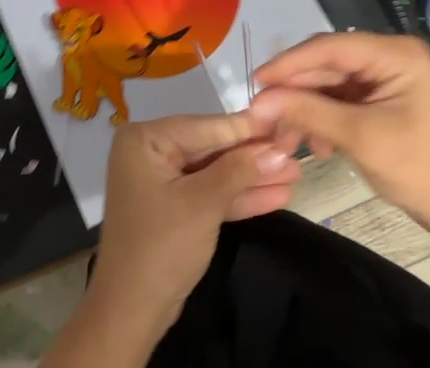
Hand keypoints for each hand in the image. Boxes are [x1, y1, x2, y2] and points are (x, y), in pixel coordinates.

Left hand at [91, 113, 301, 323]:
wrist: (133, 308)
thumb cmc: (162, 245)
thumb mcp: (203, 203)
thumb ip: (239, 171)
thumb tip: (279, 149)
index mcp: (144, 140)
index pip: (204, 127)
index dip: (247, 128)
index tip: (284, 121)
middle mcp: (149, 152)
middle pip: (211, 149)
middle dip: (253, 156)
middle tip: (296, 152)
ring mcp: (161, 180)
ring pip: (214, 173)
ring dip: (252, 177)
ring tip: (296, 174)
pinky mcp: (173, 207)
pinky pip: (209, 194)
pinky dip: (238, 197)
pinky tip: (277, 196)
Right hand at [248, 34, 429, 223]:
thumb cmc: (418, 169)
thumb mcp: (359, 137)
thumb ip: (307, 112)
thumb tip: (257, 101)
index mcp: (397, 54)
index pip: (330, 47)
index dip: (289, 63)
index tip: (255, 82)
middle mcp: (390, 56)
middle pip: (326, 64)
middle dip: (294, 91)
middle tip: (261, 115)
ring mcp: (384, 77)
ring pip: (327, 83)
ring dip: (304, 109)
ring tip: (283, 139)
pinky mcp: (378, 97)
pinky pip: (337, 98)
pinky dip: (320, 118)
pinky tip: (312, 144)